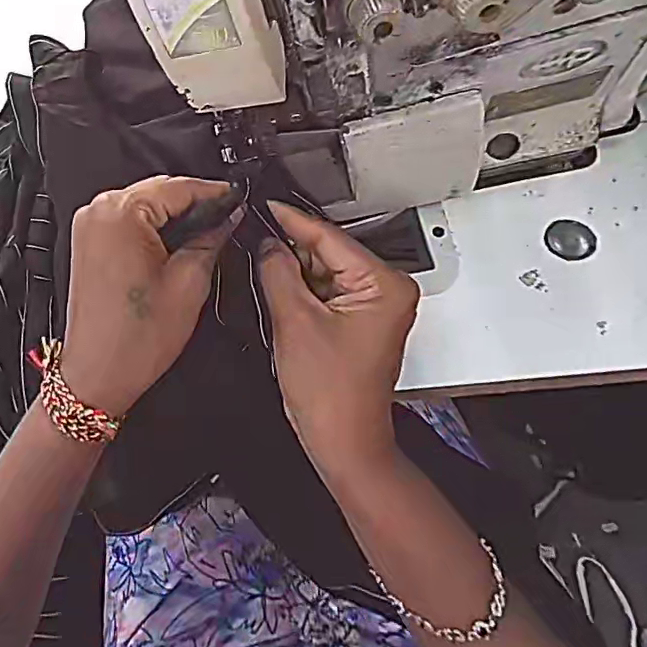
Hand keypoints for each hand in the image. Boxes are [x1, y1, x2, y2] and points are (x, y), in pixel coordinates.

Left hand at [59, 175, 240, 417]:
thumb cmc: (134, 339)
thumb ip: (212, 238)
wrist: (98, 375)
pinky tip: (178, 243)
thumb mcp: (190, 282)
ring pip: (146, 204)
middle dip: (196, 202)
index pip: (179, 186)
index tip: (239, 199)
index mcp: (120, 214)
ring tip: (208, 233)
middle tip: (229, 217)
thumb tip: (227, 217)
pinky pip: (130, 221)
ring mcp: (90, 228)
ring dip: (176, 215)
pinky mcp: (90, 244)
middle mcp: (98, 213)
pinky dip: (156, 227)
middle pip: (160, 191)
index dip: (216, 192)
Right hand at [256, 201, 419, 468]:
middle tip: (257, 240)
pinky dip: (304, 290)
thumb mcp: (295, 322)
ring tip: (267, 274)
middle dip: (292, 249)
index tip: (269, 206)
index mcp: (385, 284)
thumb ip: (278, 272)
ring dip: (296, 272)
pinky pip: (329, 290)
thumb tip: (269, 243)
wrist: (343, 440)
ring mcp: (377, 304)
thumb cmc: (333, 396)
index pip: (331, 238)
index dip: (293, 221)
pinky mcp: (363, 318)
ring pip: (326, 271)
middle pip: (330, 253)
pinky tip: (283, 293)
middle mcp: (389, 290)